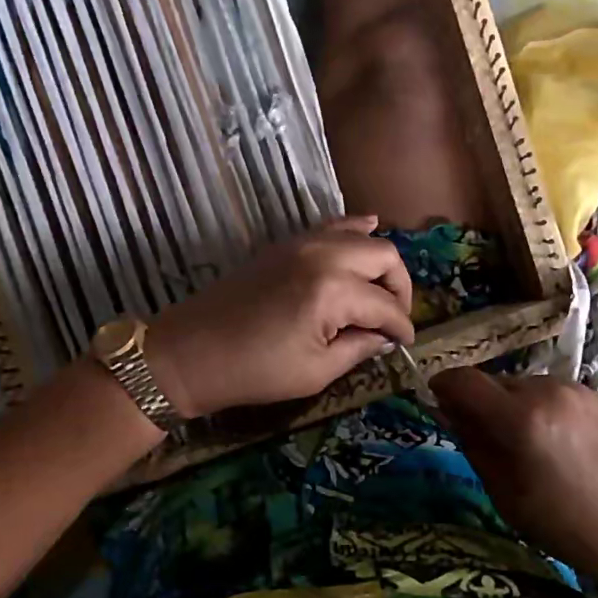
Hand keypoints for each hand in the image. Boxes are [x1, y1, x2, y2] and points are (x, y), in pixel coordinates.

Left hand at [150, 217, 415, 417]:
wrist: (191, 353)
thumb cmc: (254, 372)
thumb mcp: (316, 371)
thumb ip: (359, 348)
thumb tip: (384, 338)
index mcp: (333, 291)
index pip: (385, 305)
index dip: (402, 326)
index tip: (407, 342)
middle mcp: (324, 255)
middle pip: (384, 256)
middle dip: (399, 287)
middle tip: (394, 318)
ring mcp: (303, 243)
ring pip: (362, 235)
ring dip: (380, 260)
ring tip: (381, 290)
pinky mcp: (287, 243)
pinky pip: (332, 225)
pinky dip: (355, 229)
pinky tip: (368, 228)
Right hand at [431, 368, 597, 595]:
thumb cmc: (566, 525)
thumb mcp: (506, 494)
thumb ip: (474, 444)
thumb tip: (450, 412)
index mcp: (521, 417)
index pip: (464, 381)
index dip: (442, 386)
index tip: (434, 400)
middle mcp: (546, 390)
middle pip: (493, 382)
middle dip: (479, 402)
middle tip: (481, 438)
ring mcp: (574, 389)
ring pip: (521, 386)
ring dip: (509, 405)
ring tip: (523, 446)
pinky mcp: (594, 395)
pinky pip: (549, 393)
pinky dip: (537, 408)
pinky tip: (553, 444)